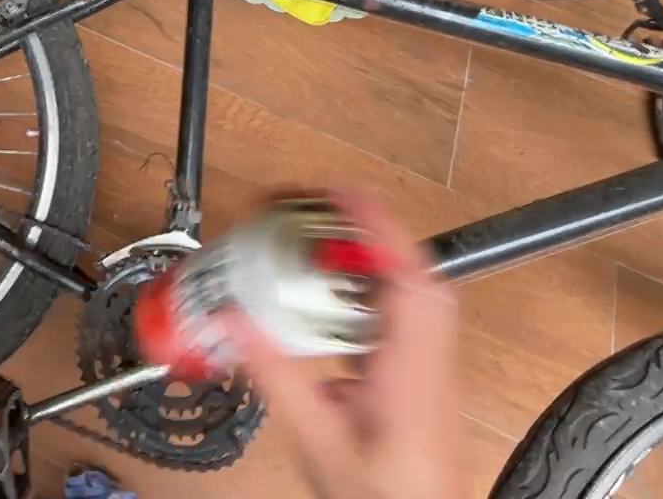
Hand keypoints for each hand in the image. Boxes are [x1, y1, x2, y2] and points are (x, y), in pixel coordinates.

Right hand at [225, 191, 460, 498]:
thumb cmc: (384, 498)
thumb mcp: (317, 443)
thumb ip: (275, 378)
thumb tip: (232, 319)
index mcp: (412, 374)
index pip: (411, 282)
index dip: (381, 229)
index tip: (344, 194)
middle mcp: (429, 362)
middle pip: (412, 273)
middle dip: (367, 228)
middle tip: (317, 205)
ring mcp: (430, 368)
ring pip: (408, 289)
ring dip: (366, 252)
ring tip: (317, 234)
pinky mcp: (419, 375)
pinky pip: (399, 311)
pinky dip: (365, 283)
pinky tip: (328, 290)